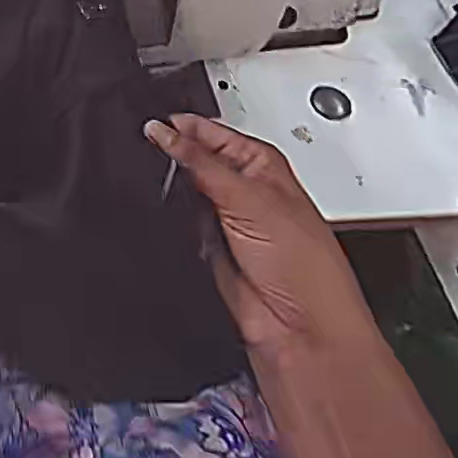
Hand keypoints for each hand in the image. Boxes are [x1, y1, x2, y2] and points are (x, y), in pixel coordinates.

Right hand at [144, 114, 377, 357]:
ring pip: (183, 193)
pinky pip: (178, 225)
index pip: (211, 132)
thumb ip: (201, 163)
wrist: (302, 333)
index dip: (181, 126)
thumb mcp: (248, 198)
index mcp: (261, 164)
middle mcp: (243, 189)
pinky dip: (171, 223)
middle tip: (151, 153)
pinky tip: (168, 220)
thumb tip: (164, 132)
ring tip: (163, 191)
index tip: (152, 124)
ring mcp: (225, 219)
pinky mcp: (208, 248)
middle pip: (195, 161)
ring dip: (172, 193)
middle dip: (173, 159)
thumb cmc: (306, 266)